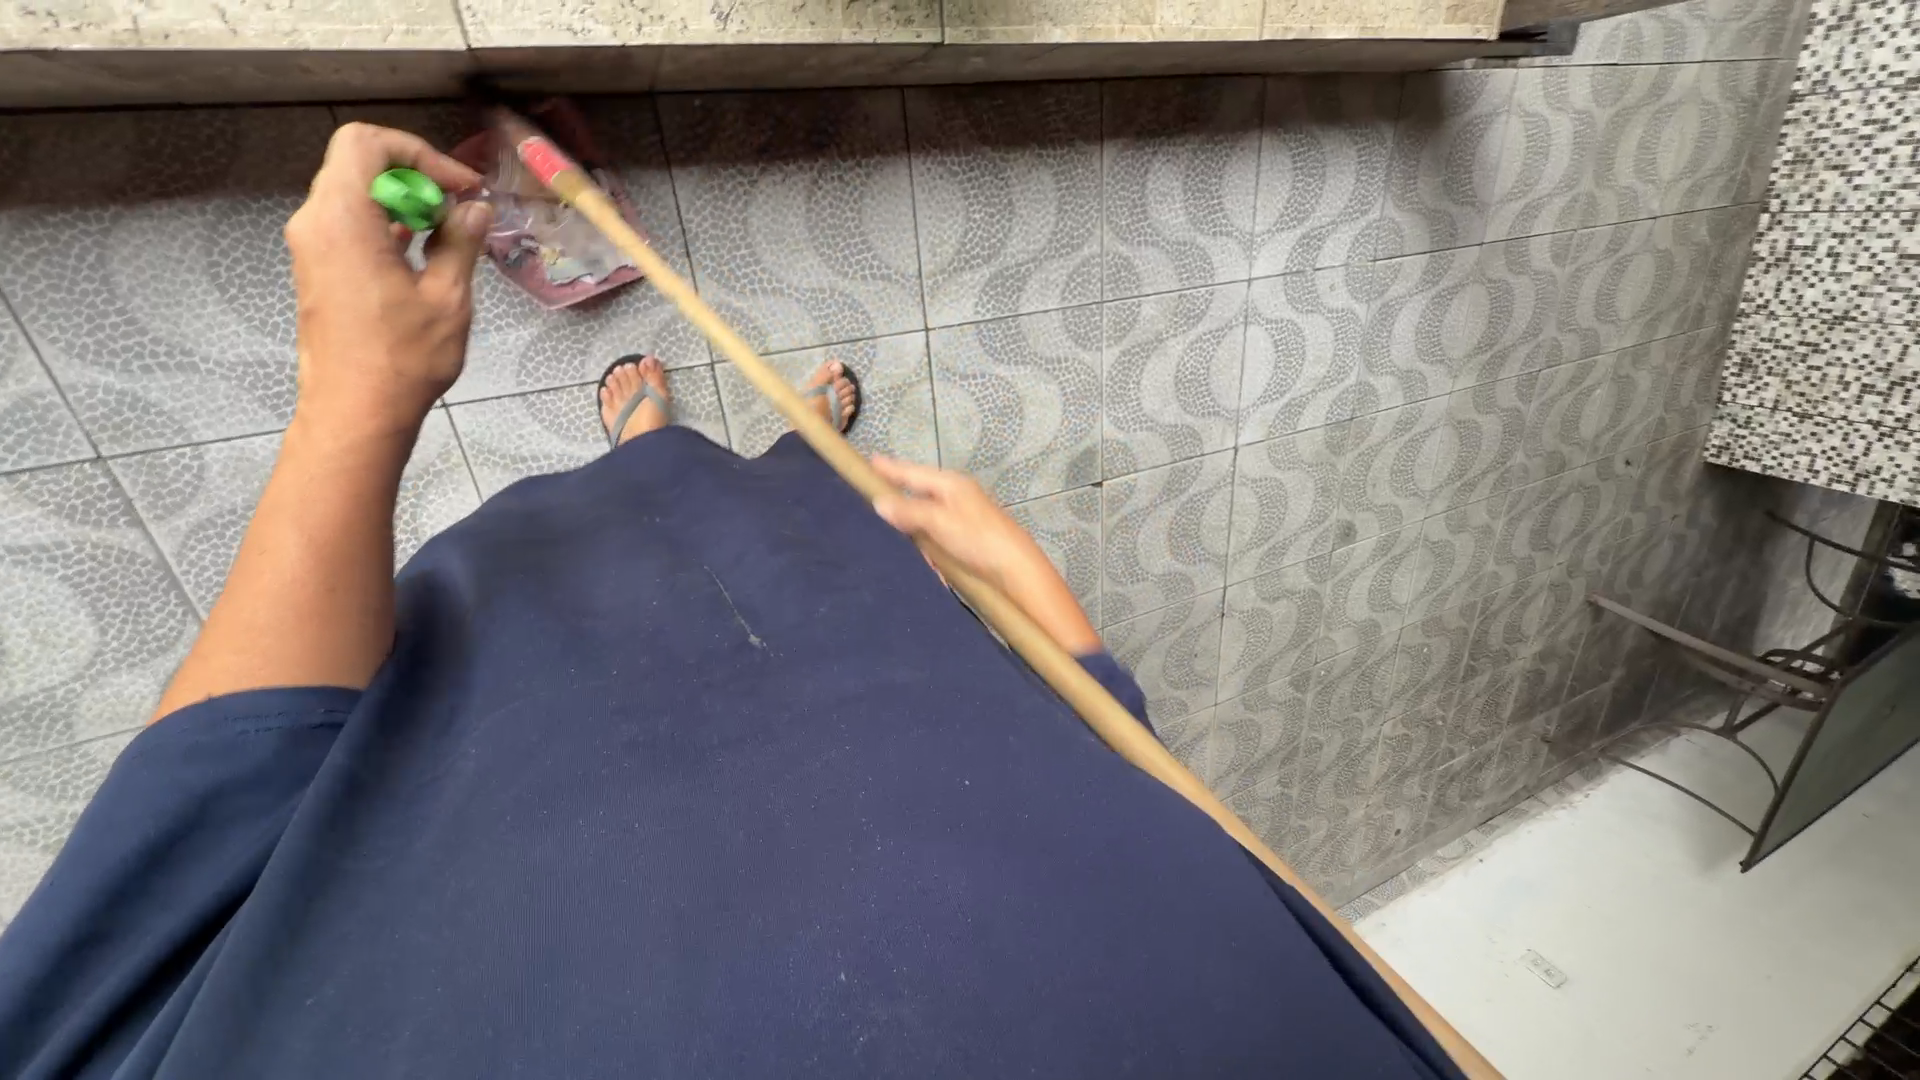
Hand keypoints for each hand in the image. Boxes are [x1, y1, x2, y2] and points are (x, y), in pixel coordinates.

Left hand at [284, 123, 491, 438]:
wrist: (358, 408)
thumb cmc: (406, 356)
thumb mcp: (448, 297)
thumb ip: (460, 243)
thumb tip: (475, 209)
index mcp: (343, 219)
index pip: (367, 144)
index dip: (420, 153)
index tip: (464, 188)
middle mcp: (317, 222)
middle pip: (360, 165)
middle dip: (418, 178)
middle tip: (463, 211)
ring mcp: (314, 246)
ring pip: (357, 194)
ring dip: (406, 204)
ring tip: (453, 236)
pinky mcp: (321, 268)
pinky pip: (352, 224)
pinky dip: (391, 226)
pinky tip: (428, 255)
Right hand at [870, 457, 1052, 591]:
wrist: (1014, 567)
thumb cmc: (978, 538)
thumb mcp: (939, 521)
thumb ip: (909, 511)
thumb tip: (879, 501)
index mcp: (951, 485)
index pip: (913, 473)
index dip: (892, 468)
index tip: (871, 461)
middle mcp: (957, 496)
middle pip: (920, 492)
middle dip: (901, 494)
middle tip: (876, 492)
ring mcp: (962, 517)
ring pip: (927, 515)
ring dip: (913, 523)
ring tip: (893, 523)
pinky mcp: (966, 538)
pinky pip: (937, 533)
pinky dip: (927, 540)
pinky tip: (922, 550)